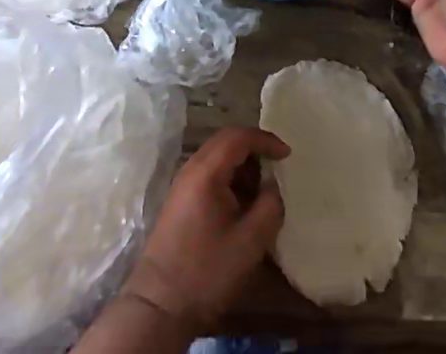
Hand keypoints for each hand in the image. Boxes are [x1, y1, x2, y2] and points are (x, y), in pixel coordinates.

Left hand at [124, 127, 288, 333]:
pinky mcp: (179, 202)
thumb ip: (271, 203)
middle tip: (276, 164)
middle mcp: (190, 170)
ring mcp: (181, 186)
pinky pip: (208, 174)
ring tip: (261, 186)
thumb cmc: (207, 270)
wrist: (158, 308)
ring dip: (241, 163)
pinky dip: (229, 177)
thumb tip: (271, 186)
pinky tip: (241, 202)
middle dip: (254, 147)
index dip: (266, 140)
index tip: (287, 155)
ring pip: (216, 156)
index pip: (239, 136)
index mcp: (206, 173)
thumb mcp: (252, 239)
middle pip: (225, 140)